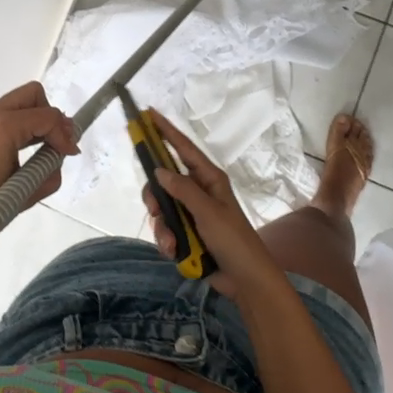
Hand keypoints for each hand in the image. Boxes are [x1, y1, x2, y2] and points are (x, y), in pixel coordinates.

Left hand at [0, 82, 79, 222]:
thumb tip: (61, 153)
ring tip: (47, 148)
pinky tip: (28, 150)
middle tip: (60, 143)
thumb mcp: (27, 190)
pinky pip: (9, 115)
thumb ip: (51, 168)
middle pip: (33, 95)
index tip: (70, 154)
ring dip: (37, 120)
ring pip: (21, 102)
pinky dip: (24, 125)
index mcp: (4, 126)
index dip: (64, 134)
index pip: (47, 116)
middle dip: (50, 117)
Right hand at [139, 110, 285, 301]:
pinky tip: (175, 253)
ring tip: (173, 244)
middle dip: (155, 198)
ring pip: (161, 209)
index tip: (148, 113)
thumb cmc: (233, 239)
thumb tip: (158, 169)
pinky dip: (167, 241)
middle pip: (162, 181)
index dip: (165, 130)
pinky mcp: (186, 233)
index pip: (182, 147)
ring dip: (163, 228)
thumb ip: (182, 189)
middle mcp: (197, 191)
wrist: (245, 279)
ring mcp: (190, 213)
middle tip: (153, 209)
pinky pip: (165, 229)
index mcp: (207, 178)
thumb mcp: (208, 212)